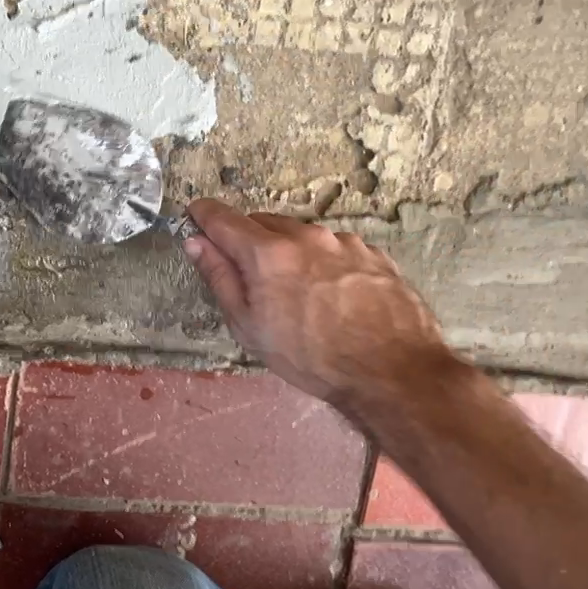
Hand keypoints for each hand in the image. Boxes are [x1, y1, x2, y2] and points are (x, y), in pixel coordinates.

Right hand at [181, 198, 460, 409]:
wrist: (394, 373)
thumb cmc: (309, 356)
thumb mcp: (247, 325)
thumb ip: (219, 277)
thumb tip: (195, 242)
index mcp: (267, 252)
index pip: (221, 218)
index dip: (202, 215)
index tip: (193, 216)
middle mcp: (306, 236)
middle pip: (261, 223)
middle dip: (246, 239)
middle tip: (246, 274)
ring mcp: (345, 243)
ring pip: (300, 234)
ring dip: (286, 250)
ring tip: (293, 289)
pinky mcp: (374, 255)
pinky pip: (334, 247)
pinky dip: (320, 260)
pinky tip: (329, 293)